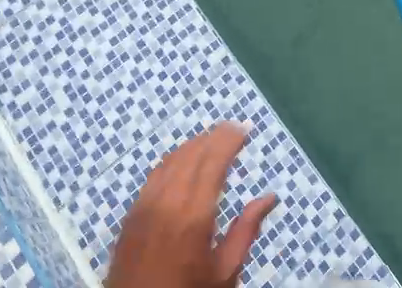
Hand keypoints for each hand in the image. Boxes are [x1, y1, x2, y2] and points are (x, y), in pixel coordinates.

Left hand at [106, 122, 278, 287]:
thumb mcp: (224, 274)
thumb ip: (246, 231)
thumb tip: (269, 198)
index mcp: (195, 215)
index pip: (213, 161)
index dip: (229, 139)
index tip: (245, 128)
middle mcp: (168, 201)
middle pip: (192, 153)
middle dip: (214, 136)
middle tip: (233, 129)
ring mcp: (145, 205)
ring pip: (171, 159)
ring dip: (194, 145)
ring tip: (212, 141)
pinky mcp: (131, 213)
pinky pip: (155, 173)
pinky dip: (174, 159)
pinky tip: (184, 162)